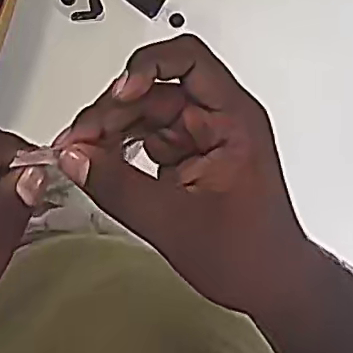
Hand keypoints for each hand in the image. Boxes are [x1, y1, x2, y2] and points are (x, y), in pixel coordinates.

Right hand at [54, 34, 318, 322]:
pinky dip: (118, 145)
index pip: (190, 60)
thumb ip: (121, 188)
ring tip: (80, 149)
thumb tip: (78, 159)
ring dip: (110, 126)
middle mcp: (217, 116)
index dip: (149, 67)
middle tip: (80, 137)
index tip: (120, 92)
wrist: (275, 292)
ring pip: (145, 109)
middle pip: (155, 87)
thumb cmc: (254, 257)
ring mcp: (200, 133)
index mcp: (232, 117)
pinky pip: (145, 133)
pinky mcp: (186, 151)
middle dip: (113, 108)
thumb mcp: (178, 224)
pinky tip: (98, 160)